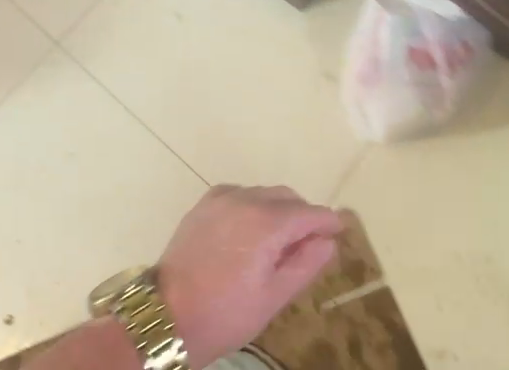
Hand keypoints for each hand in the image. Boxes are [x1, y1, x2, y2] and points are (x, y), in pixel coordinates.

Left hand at [156, 185, 344, 368]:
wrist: (168, 314)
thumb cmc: (226, 312)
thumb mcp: (274, 296)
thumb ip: (305, 264)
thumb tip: (328, 241)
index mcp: (266, 222)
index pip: (308, 212)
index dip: (327, 221)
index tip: (339, 231)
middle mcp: (245, 199)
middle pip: (286, 198)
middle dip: (302, 216)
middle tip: (308, 245)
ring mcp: (221, 199)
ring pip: (263, 193)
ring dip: (278, 210)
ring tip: (278, 244)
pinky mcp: (203, 205)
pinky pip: (239, 195)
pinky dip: (253, 207)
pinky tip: (250, 233)